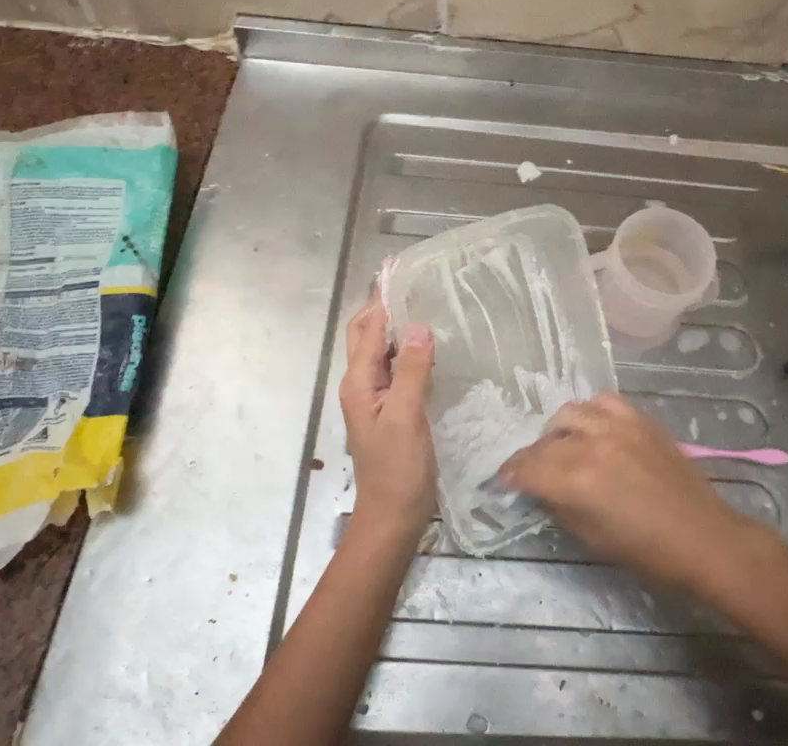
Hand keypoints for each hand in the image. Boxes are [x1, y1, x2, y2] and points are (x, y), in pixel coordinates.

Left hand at [339, 294, 436, 539]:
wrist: (392, 516)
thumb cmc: (398, 468)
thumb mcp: (406, 417)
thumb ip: (412, 371)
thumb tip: (419, 326)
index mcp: (358, 382)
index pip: (368, 328)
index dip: (383, 299)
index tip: (400, 270)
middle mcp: (360, 384)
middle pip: (367, 335)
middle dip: (384, 307)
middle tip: (413, 283)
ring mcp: (373, 398)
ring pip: (380, 351)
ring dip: (396, 327)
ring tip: (424, 305)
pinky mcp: (389, 410)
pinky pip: (394, 369)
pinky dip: (407, 351)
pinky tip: (429, 348)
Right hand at [498, 394, 768, 591]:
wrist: (703, 538)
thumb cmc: (646, 552)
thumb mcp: (591, 538)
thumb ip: (558, 506)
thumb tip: (536, 489)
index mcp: (577, 481)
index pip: (527, 468)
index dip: (509, 475)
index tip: (503, 481)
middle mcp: (592, 445)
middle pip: (543, 442)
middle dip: (530, 458)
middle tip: (531, 473)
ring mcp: (618, 426)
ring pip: (569, 414)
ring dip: (557, 432)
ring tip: (563, 448)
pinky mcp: (640, 419)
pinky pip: (603, 402)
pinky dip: (590, 414)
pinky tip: (593, 430)